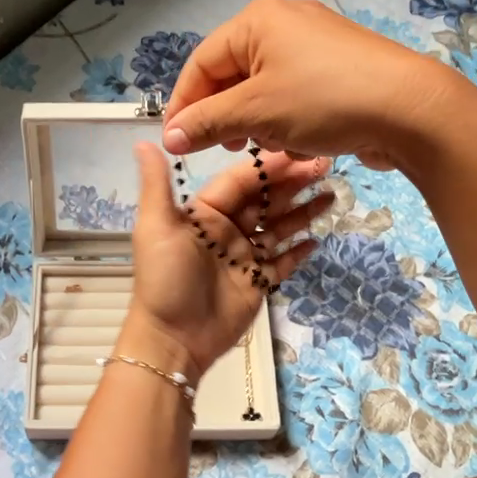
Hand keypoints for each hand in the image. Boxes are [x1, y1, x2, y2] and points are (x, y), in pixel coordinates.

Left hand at [121, 142, 328, 374]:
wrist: (173, 338)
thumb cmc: (165, 279)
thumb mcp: (155, 227)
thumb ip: (157, 183)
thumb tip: (144, 139)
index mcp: (203, 213)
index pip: (240, 182)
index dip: (267, 167)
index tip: (297, 150)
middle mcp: (226, 230)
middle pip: (264, 201)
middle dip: (292, 184)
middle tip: (325, 166)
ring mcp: (243, 257)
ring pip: (278, 228)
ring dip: (302, 212)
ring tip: (331, 196)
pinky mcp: (257, 283)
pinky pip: (282, 263)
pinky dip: (298, 251)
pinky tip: (317, 239)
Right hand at [160, 0, 463, 168]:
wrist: (410, 109)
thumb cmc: (323, 101)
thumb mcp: (255, 113)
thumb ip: (206, 123)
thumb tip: (169, 137)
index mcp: (256, 20)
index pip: (200, 64)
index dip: (184, 106)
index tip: (178, 144)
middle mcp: (282, 22)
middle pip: (230, 75)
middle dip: (225, 116)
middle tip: (230, 147)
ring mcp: (313, 43)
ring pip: (260, 88)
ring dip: (256, 121)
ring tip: (269, 145)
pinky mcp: (336, 66)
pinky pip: (291, 91)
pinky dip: (284, 118)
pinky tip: (298, 139)